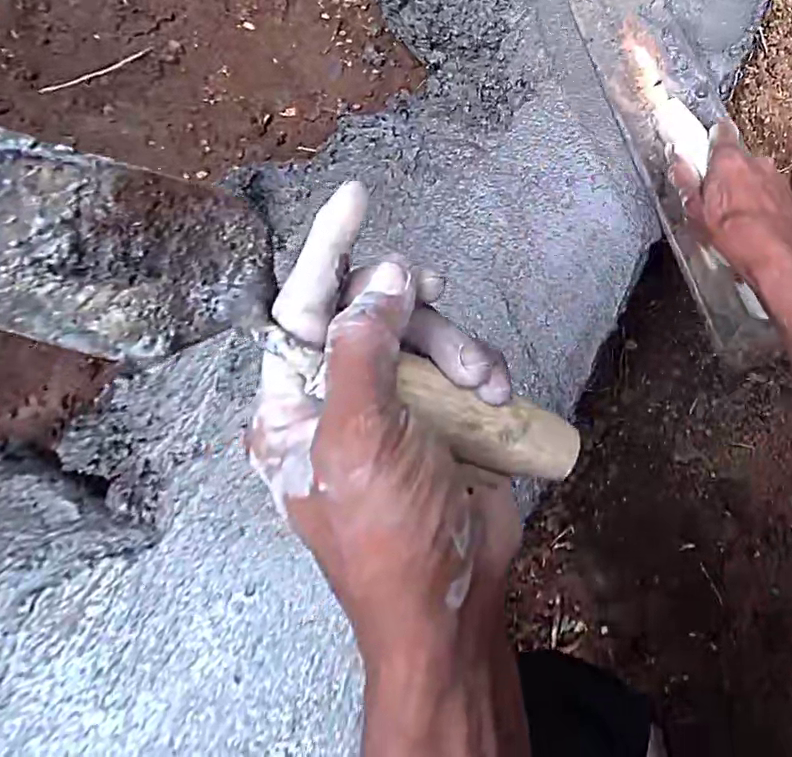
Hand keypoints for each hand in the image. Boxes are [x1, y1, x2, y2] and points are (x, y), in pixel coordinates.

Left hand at [245, 182, 519, 676]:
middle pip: (379, 311)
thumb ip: (361, 352)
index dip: (327, 248)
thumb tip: (383, 275)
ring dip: (462, 350)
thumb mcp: (359, 442)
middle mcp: (343, 391)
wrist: (455, 594)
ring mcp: (399, 397)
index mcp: (296, 402)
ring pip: (429, 330)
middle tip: (445, 336)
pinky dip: (484, 369)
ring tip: (481, 387)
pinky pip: (463, 358)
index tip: (355, 197)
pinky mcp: (444, 405)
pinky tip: (495, 397)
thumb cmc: (388, 534)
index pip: (302, 307)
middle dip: (421, 318)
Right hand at [670, 119, 791, 289]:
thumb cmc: (738, 237)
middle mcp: (756, 162)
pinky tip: (751, 223)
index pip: (721, 132)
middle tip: (712, 196)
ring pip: (754, 175)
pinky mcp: (788, 195)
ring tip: (733, 216)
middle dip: (726, 172)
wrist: (777, 259)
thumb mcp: (697, 213)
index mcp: (729, 160)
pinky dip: (760, 202)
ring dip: (745, 188)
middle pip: (736, 158)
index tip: (703, 150)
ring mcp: (775, 177)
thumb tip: (678, 165)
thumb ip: (686, 183)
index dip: (711, 139)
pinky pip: (768, 191)